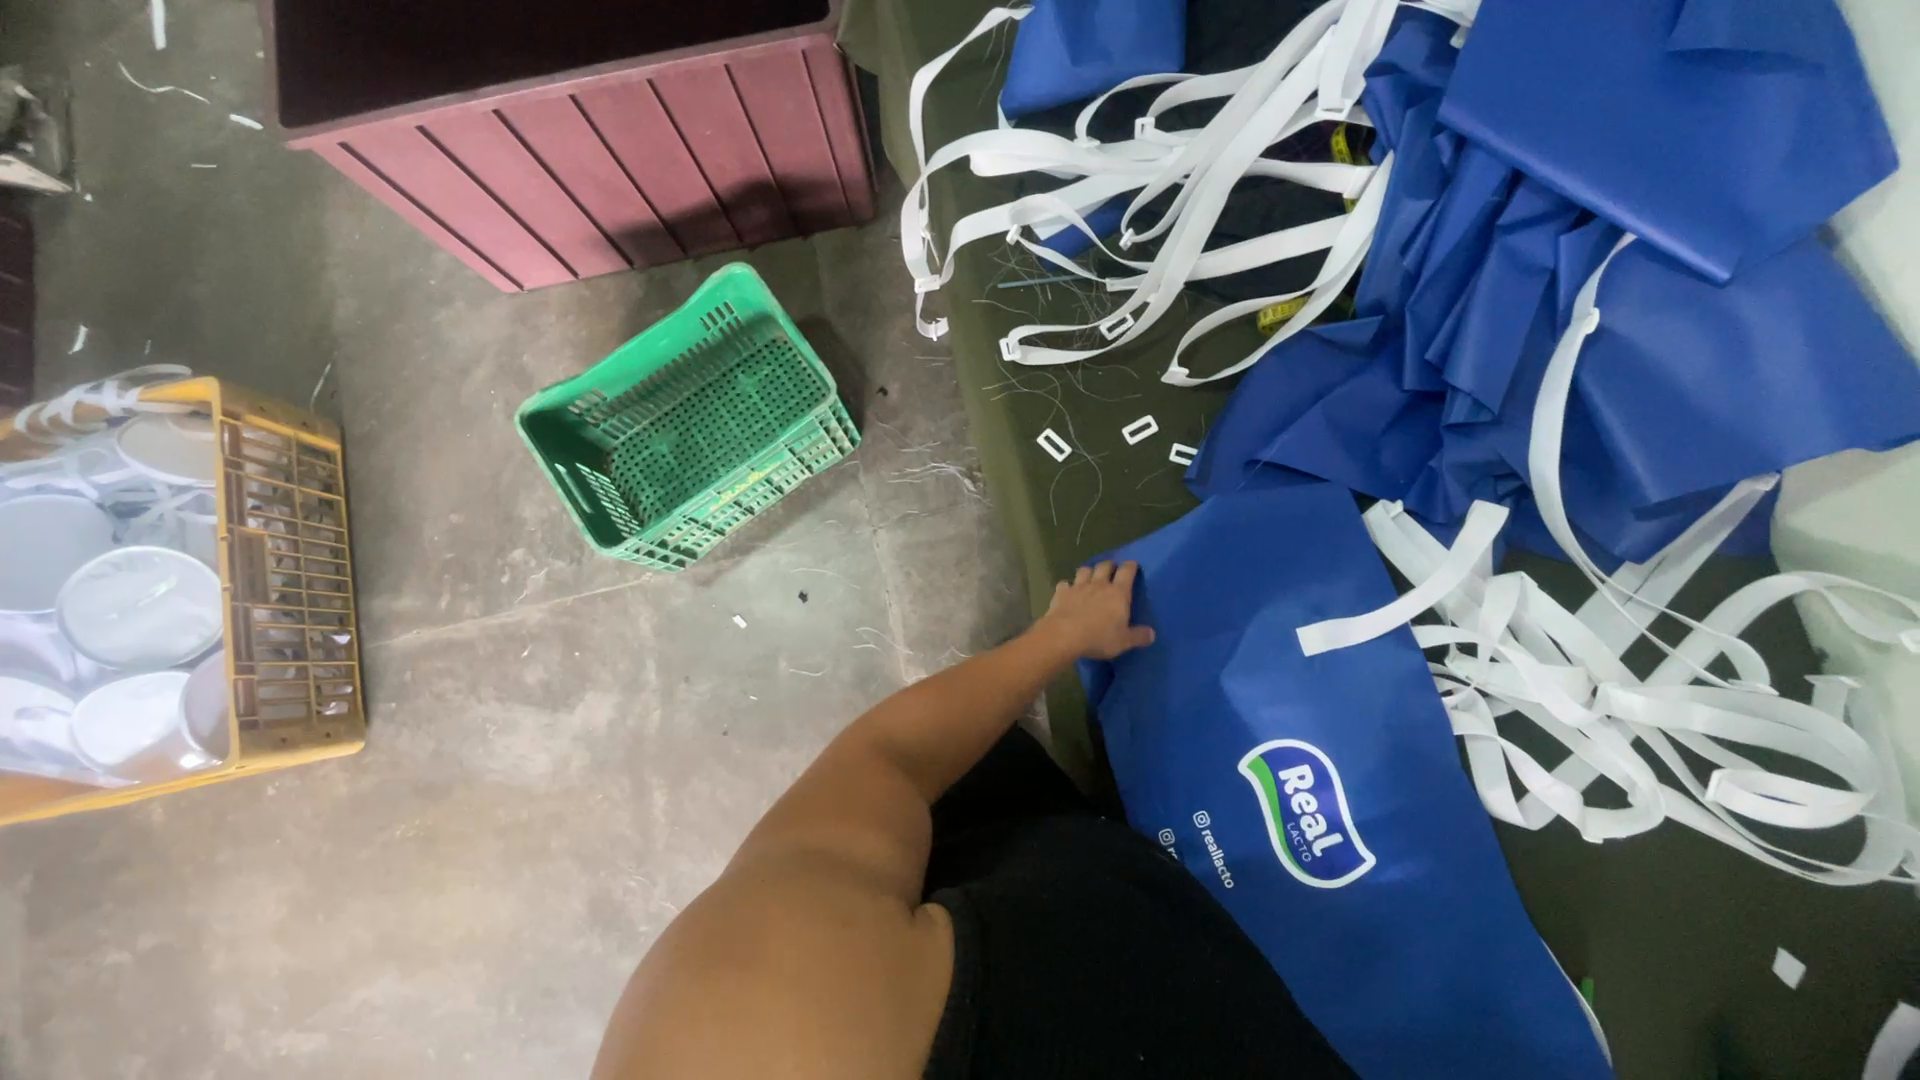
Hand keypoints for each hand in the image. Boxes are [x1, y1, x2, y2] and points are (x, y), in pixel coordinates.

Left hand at [1036, 561, 1155, 660]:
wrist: (1064, 636)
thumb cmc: (1099, 638)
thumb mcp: (1124, 641)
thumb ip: (1138, 636)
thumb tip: (1151, 634)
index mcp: (1118, 593)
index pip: (1127, 572)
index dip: (1130, 566)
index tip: (1132, 565)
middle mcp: (1098, 585)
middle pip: (1104, 566)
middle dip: (1109, 565)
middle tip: (1111, 569)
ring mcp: (1078, 587)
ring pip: (1084, 570)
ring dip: (1088, 571)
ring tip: (1090, 576)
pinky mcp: (1061, 593)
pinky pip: (1064, 584)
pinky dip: (1067, 586)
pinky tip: (1067, 590)